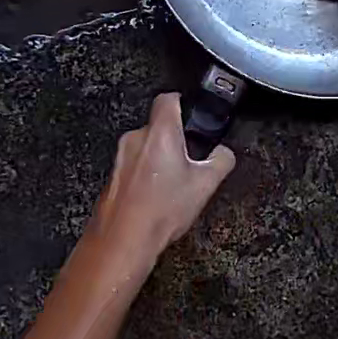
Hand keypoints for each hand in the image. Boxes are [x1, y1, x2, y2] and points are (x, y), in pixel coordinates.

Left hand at [88, 93, 236, 260]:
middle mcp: (136, 138)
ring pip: (145, 147)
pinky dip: (144, 176)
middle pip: (158, 126)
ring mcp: (120, 157)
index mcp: (160, 133)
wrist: (124, 240)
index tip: (191, 115)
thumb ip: (220, 161)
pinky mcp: (112, 176)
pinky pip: (133, 166)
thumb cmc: (160, 211)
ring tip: (172, 185)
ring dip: (158, 159)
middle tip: (188, 160)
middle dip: (173, 139)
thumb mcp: (205, 185)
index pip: (168, 99)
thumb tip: (224, 153)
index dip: (182, 103)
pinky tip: (155, 198)